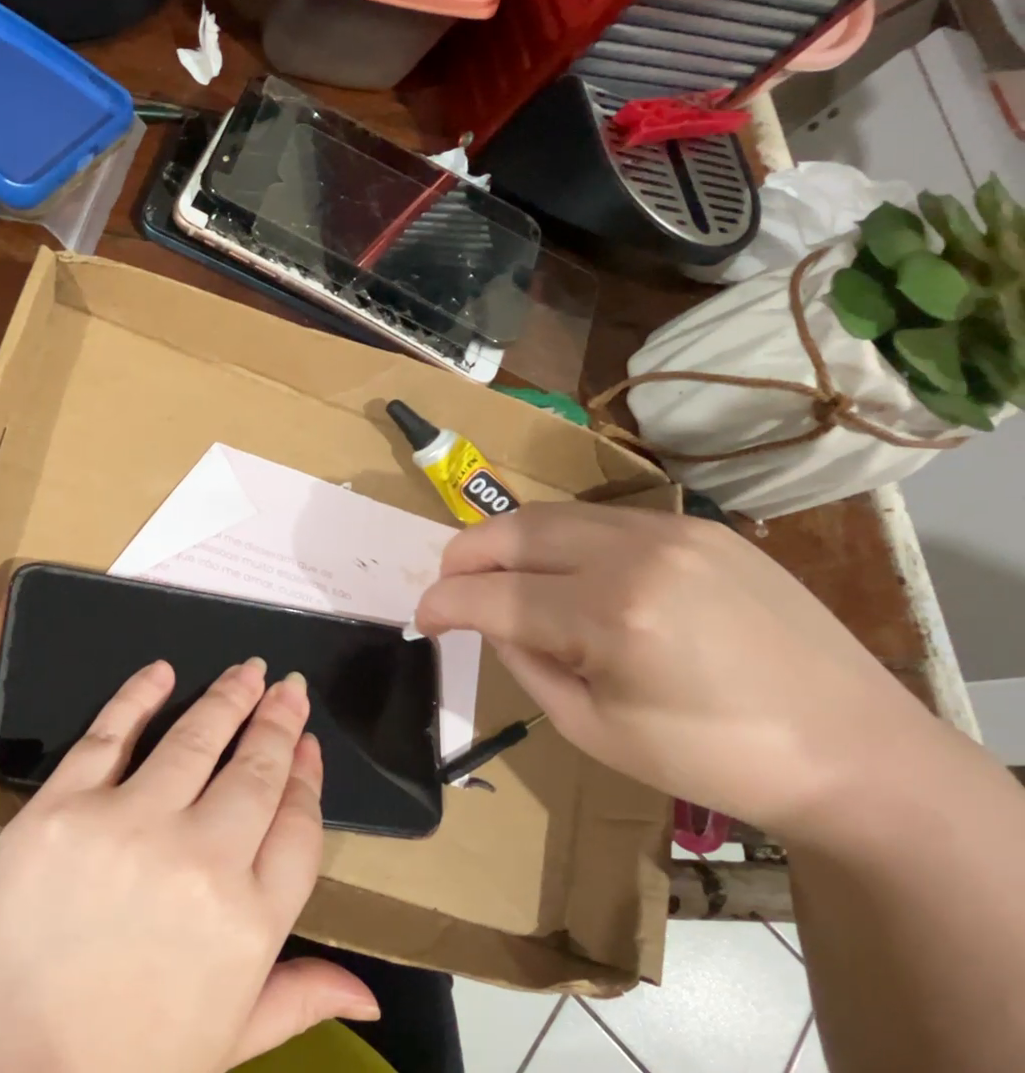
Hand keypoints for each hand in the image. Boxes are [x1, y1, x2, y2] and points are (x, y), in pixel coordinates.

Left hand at [0, 660, 376, 1072]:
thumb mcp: (225, 1041)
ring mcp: (129, 823)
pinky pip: (110, 733)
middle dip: (277, 723)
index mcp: (250, 921)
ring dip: (225, 699)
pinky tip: (162, 672)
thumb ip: (295, 1000)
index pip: (296, 828)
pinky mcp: (65, 803)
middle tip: (288, 686)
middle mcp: (201, 859)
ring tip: (245, 672)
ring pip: (193, 741)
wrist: (6, 1052)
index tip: (310, 745)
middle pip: (254, 773)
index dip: (307, 780)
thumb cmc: (122, 1056)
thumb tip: (368, 993)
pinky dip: (139, 695)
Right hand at [413, 502, 937, 840]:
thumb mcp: (591, 728)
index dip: (440, 605)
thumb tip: (490, 620)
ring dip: (508, 543)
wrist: (854, 752)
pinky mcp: (703, 530)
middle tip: (449, 592)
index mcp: (609, 617)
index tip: (421, 621)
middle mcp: (636, 555)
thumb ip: (525, 661)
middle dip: (462, 559)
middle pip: (512, 531)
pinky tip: (565, 576)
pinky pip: (602, 519)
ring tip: (498, 580)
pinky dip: (562, 541)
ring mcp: (675, 532)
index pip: (489, 594)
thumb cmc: (712, 760)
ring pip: (552, 515)